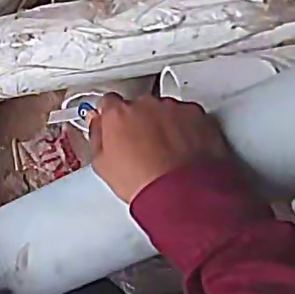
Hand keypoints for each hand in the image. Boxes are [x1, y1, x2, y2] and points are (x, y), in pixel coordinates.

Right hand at [89, 93, 231, 202]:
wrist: (181, 191)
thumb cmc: (142, 180)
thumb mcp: (102, 164)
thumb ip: (96, 136)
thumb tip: (97, 125)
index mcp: (117, 114)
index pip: (108, 102)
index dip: (110, 116)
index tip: (113, 126)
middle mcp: (145, 104)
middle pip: (137, 105)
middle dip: (138, 121)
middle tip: (139, 146)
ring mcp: (173, 108)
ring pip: (163, 109)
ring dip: (162, 124)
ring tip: (163, 151)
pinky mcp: (197, 115)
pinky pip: (187, 116)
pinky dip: (185, 127)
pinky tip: (180, 149)